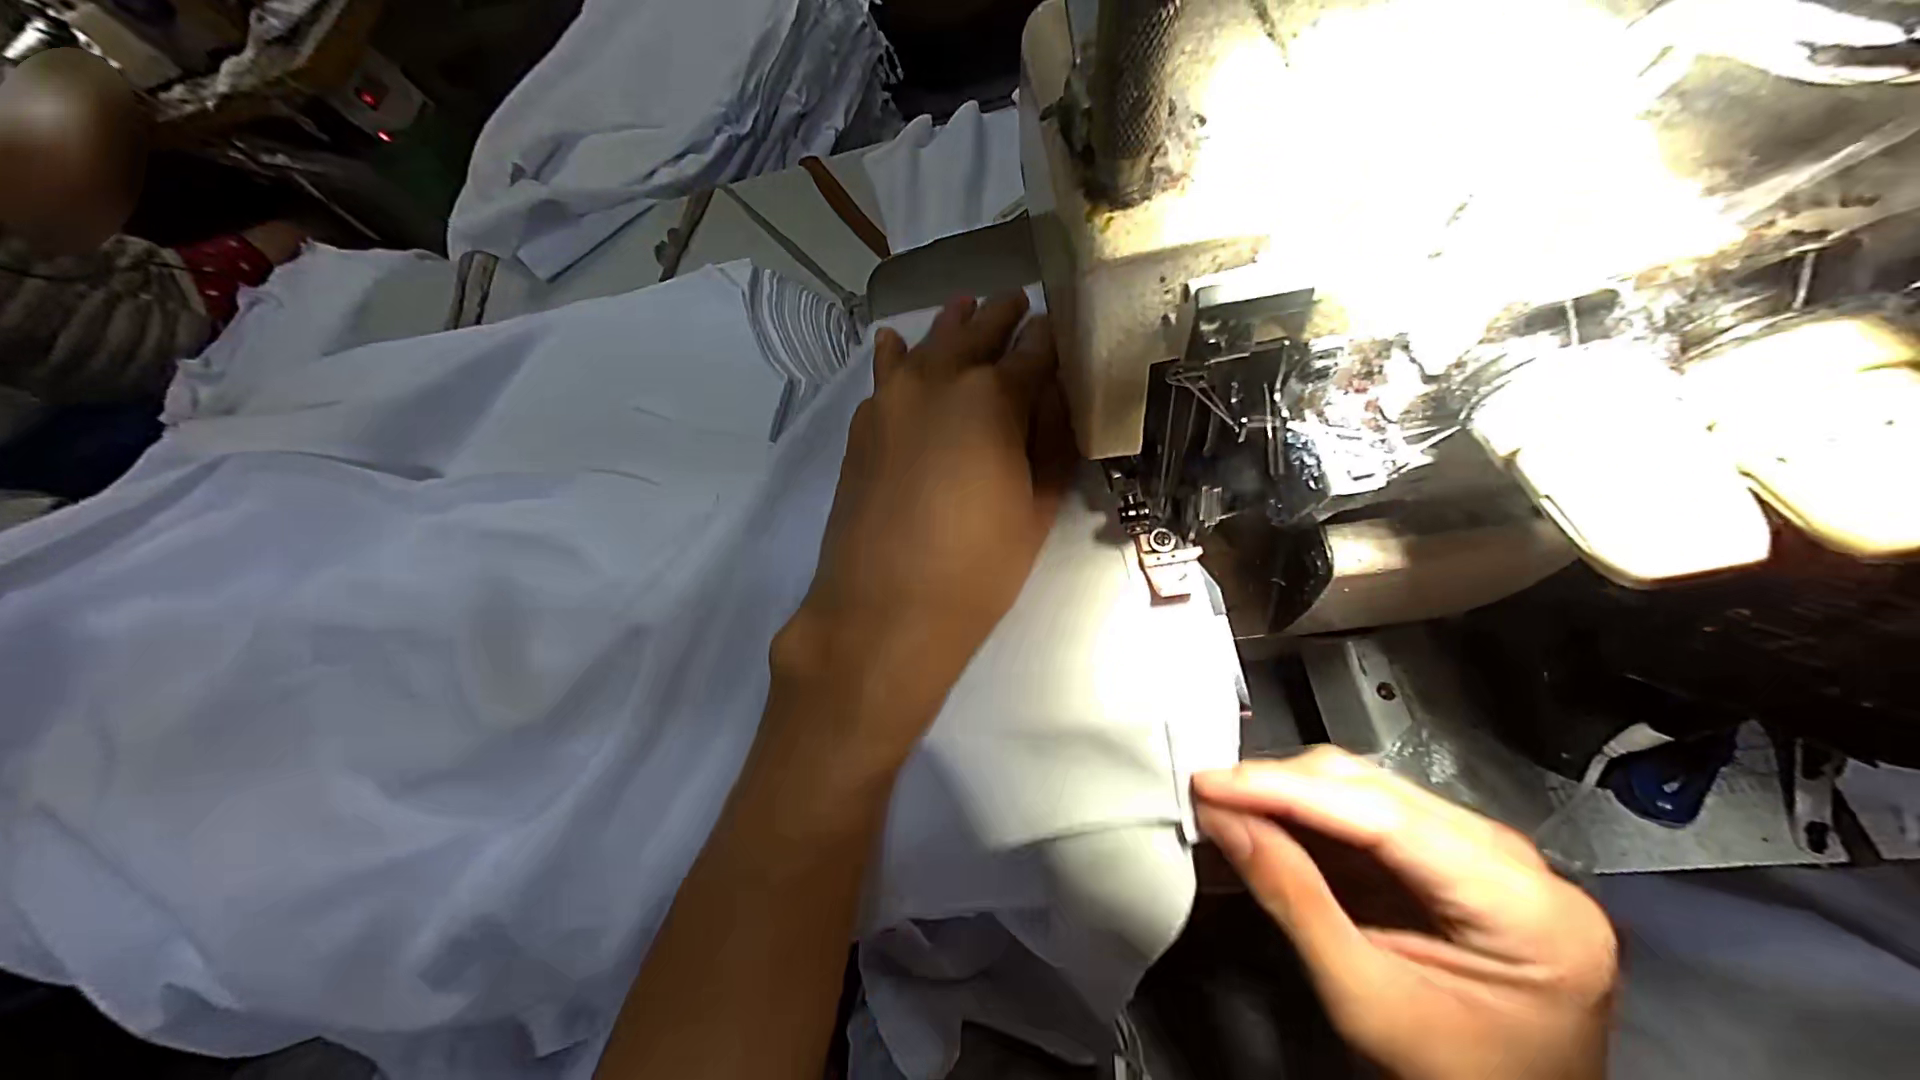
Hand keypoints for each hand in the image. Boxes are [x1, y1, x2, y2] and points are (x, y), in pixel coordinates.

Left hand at [775, 292, 1074, 751]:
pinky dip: (896, 355)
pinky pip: (883, 374)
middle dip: (1003, 317)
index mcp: (995, 397)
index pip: (1035, 351)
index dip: (1052, 339)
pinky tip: (897, 344)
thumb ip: (1051, 442)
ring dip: (952, 325)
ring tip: (967, 307)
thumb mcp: (1035, 508)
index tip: (1062, 328)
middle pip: (978, 333)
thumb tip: (1059, 396)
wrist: (882, 610)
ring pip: (927, 344)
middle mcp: (941, 380)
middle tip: (1019, 302)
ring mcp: (893, 398)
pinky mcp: (863, 424)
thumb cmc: (976, 569)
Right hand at [1194, 747, 1617, 1079]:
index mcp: (1526, 908)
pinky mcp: (1448, 851)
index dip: (1286, 790)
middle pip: (1373, 789)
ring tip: (1225, 805)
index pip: (1384, 817)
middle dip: (1280, 786)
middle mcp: (1514, 860)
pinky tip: (1261, 817)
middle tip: (1208, 796)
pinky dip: (1305, 813)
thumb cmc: (1450, 1078)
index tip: (1211, 782)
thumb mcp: (1365, 1002)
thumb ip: (1294, 901)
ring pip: (1363, 788)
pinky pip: (1362, 811)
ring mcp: (1484, 850)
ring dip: (1287, 794)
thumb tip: (1223, 818)